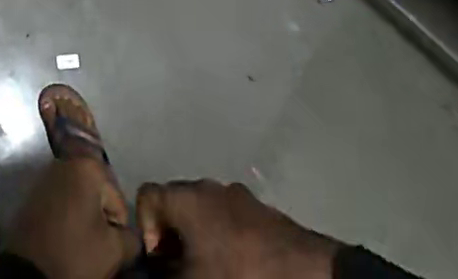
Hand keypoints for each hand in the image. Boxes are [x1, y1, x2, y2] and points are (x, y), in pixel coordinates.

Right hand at [136, 180, 338, 278]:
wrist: (311, 276)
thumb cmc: (241, 274)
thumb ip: (166, 275)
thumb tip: (157, 272)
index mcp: (185, 196)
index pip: (146, 196)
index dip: (145, 228)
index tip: (160, 260)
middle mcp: (207, 187)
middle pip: (174, 202)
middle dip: (172, 235)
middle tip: (181, 268)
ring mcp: (239, 197)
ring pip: (205, 211)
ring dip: (200, 237)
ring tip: (211, 270)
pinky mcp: (264, 213)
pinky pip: (230, 220)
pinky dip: (225, 239)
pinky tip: (240, 268)